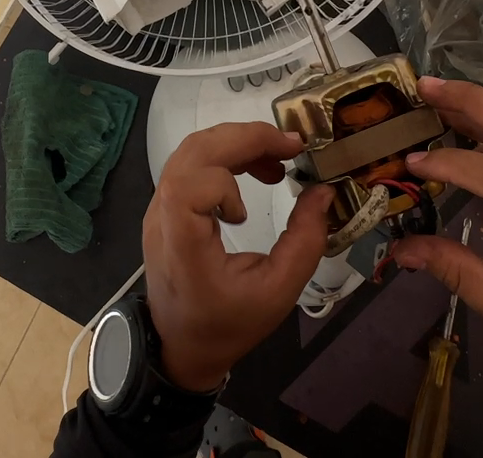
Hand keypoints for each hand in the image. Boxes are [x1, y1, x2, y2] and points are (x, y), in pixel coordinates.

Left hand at [142, 122, 334, 390]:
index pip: (190, 183)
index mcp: (182, 242)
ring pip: (191, 149)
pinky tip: (254, 174)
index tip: (273, 179)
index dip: (229, 171)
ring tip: (277, 160)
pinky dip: (225, 155)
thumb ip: (304, 242)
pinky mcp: (165, 205)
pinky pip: (191, 163)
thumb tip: (324, 191)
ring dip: (236, 142)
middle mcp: (162, 215)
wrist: (180, 346)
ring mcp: (158, 207)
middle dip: (245, 137)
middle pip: (193, 151)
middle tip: (290, 146)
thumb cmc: (228, 325)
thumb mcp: (277, 293)